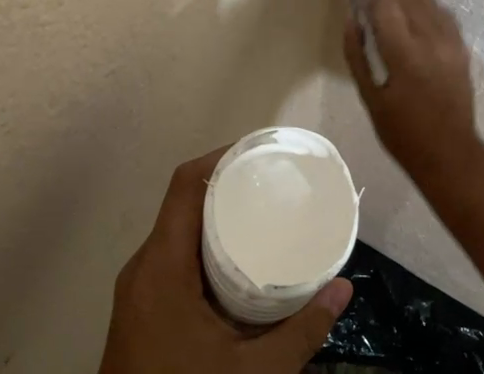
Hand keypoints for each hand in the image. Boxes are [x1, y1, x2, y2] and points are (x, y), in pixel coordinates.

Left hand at [97, 147, 353, 373]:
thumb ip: (301, 330)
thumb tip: (344, 289)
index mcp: (160, 268)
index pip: (183, 185)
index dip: (221, 158)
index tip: (262, 152)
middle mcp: (143, 269)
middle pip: (182, 205)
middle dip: (229, 187)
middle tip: (275, 183)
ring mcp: (138, 291)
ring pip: (177, 232)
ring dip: (216, 218)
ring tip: (264, 213)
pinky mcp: (142, 311)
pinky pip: (173, 258)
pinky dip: (204, 246)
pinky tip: (238, 258)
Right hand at [343, 0, 483, 181]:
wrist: (450, 152)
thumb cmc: (403, 132)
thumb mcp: (370, 98)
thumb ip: (357, 56)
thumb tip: (351, 21)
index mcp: (405, 56)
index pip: (386, 5)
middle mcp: (431, 42)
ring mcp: (451, 43)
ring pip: (426, 1)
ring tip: (387, 5)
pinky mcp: (462, 48)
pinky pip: (443, 14)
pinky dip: (425, 9)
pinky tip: (413, 18)